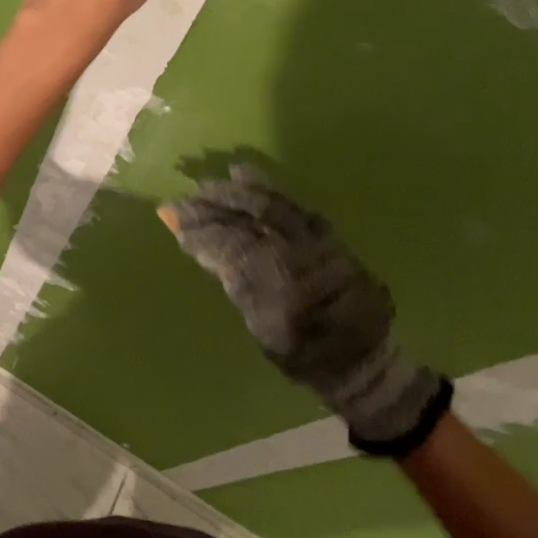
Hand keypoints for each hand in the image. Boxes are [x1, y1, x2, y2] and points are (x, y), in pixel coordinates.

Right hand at [161, 163, 452, 456]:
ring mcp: (318, 244)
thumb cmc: (308, 358)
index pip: (232, 248)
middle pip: (250, 221)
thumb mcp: (266, 333)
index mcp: (282, 289)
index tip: (171, 218)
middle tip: (183, 197)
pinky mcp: (328, 237)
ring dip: (237, 193)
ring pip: (272, 207)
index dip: (201, 232)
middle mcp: (301, 259)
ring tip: (209, 182)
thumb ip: (240, 289)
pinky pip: (294, 206)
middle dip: (213, 207)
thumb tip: (206, 252)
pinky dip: (268, 189)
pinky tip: (246, 175)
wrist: (366, 362)